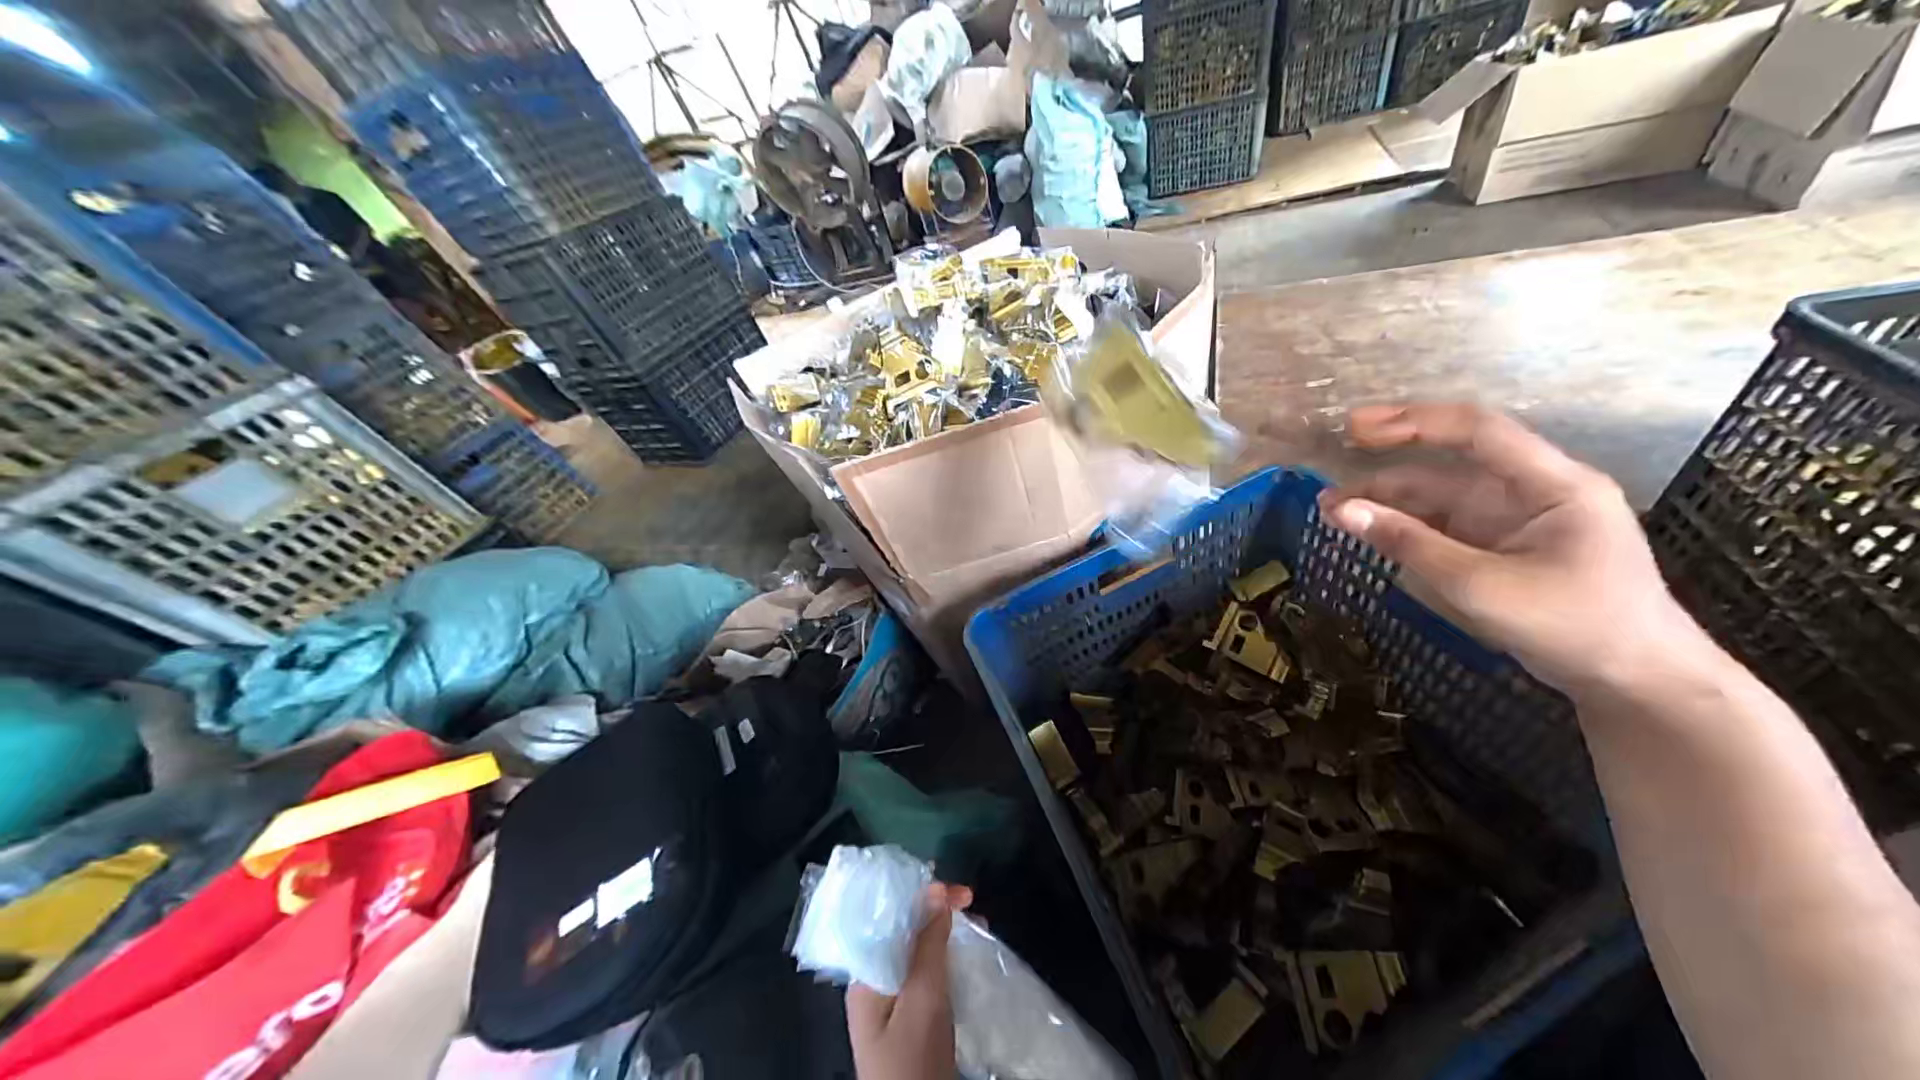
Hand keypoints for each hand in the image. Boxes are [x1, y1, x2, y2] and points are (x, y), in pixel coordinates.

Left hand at [845, 883, 972, 1079]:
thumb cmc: (913, 1063)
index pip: (888, 916)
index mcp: (865, 974)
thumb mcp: (924, 1001)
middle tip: (971, 904)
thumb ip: (928, 946)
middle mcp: (872, 981)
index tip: (960, 892)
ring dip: (941, 931)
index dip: (922, 896)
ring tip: (974, 923)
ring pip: (914, 950)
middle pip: (901, 929)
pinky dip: (943, 957)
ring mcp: (889, 1001)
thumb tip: (937, 892)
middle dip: (935, 910)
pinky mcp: (907, 1018)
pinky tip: (963, 954)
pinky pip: (923, 973)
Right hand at [1316, 404, 1702, 694]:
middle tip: (1328, 486)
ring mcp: (1515, 521)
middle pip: (1448, 467)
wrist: (1637, 682)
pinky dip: (1404, 529)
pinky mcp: (1502, 548)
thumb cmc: (1574, 627)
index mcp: (1551, 484)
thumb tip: (1340, 510)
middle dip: (1385, 473)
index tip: (1355, 428)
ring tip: (1332, 515)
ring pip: (1440, 499)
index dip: (1413, 422)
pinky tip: (1369, 533)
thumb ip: (1408, 544)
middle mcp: (1531, 491)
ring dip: (1387, 505)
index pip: (1476, 431)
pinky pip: (1444, 527)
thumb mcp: (1480, 586)